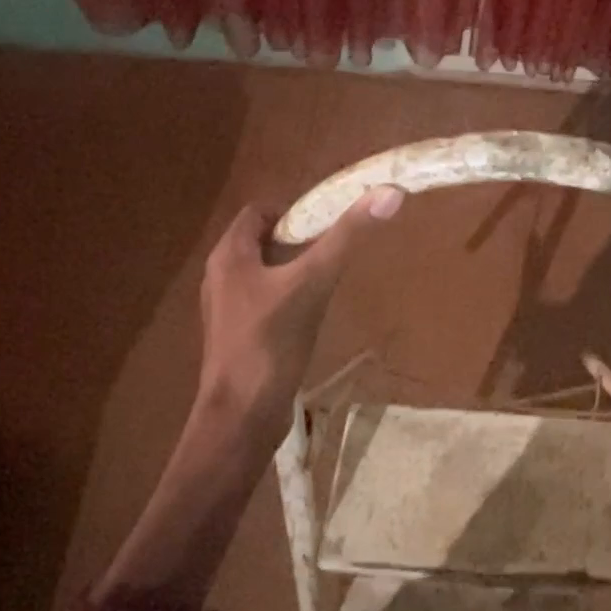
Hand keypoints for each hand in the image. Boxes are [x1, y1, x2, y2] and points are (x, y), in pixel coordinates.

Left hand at [195, 187, 404, 416]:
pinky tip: (312, 317)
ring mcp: (227, 309)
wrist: (242, 419)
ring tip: (327, 283)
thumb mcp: (313, 282)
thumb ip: (347, 237)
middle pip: (264, 241)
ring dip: (297, 270)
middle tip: (334, 252)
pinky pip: (266, 301)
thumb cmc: (270, 343)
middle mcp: (221, 276)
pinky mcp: (238, 337)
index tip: (328, 224)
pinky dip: (290, 298)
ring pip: (267, 272)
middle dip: (300, 241)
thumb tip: (389, 192)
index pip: (259, 211)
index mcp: (229, 256)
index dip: (294, 210)